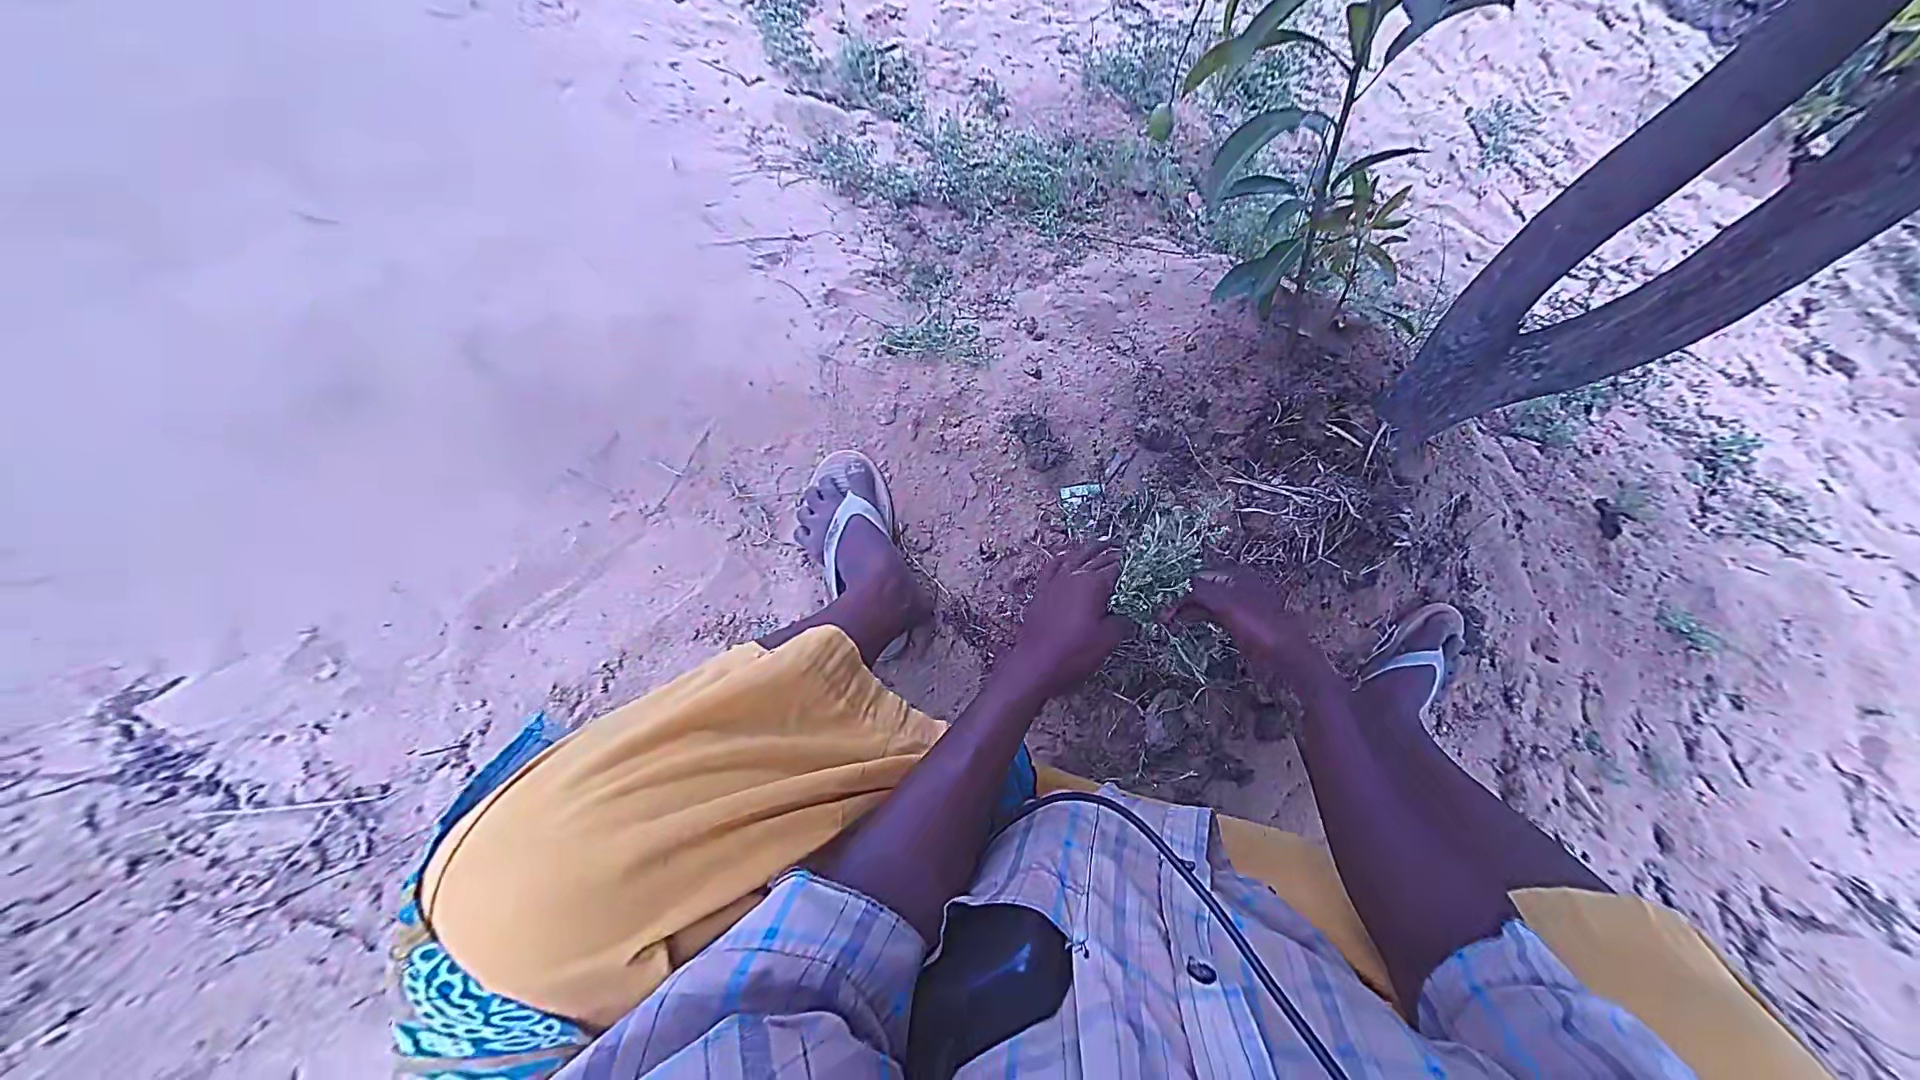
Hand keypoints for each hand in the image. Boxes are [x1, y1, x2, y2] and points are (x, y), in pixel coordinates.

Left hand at [995, 543, 1134, 700]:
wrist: (1036, 664)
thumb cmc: (1075, 652)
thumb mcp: (1108, 639)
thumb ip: (1123, 621)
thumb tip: (1131, 614)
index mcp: (1094, 583)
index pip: (1119, 569)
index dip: (1133, 568)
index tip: (1144, 568)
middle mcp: (1075, 575)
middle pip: (1099, 559)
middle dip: (1116, 556)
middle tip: (1129, 556)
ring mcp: (1055, 580)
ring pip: (1076, 556)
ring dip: (1091, 550)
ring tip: (1104, 544)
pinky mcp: (1042, 590)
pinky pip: (1052, 566)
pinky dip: (1062, 558)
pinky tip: (1067, 556)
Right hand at [1174, 563, 1326, 687]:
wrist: (1289, 659)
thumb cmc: (1259, 627)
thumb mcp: (1226, 603)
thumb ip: (1200, 591)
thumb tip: (1179, 589)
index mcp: (1238, 576)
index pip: (1199, 576)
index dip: (1180, 589)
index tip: (1163, 605)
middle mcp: (1240, 587)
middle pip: (1202, 589)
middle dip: (1182, 600)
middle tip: (1162, 616)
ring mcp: (1243, 607)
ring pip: (1207, 603)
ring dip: (1188, 610)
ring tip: (1169, 623)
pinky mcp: (1244, 625)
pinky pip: (1215, 616)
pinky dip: (1200, 619)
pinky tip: (1190, 626)